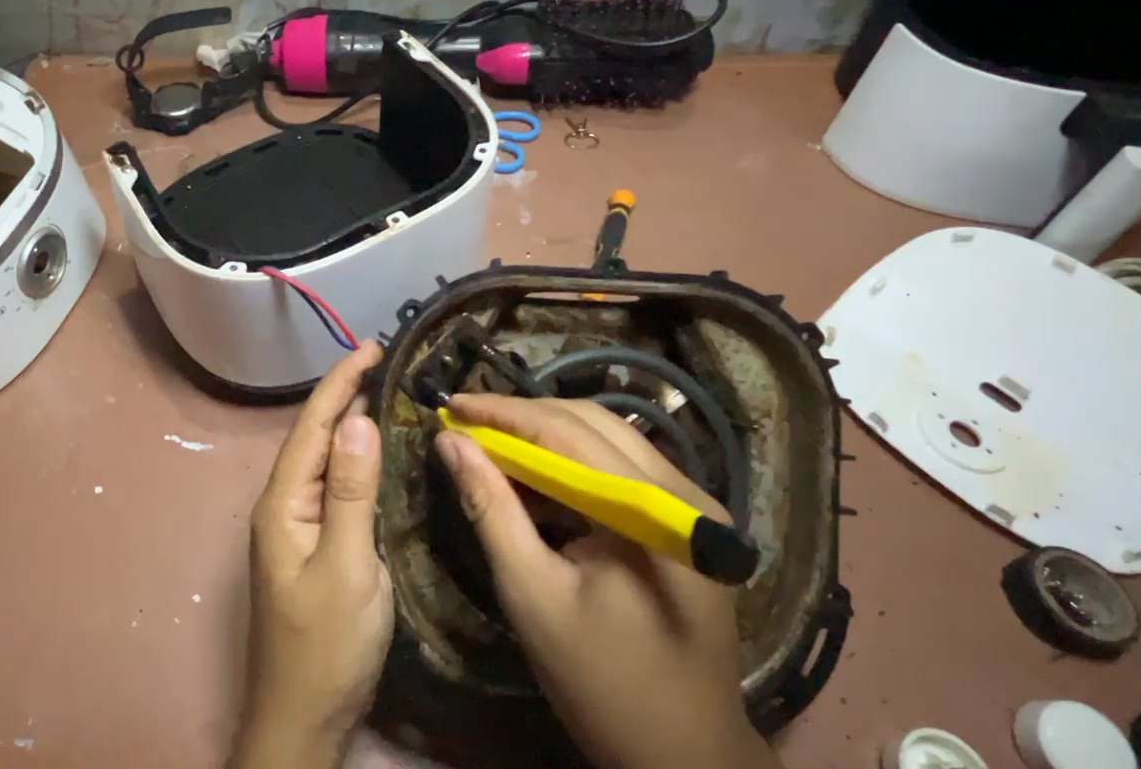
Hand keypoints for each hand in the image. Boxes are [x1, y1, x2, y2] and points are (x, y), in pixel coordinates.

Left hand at [232, 342, 392, 768]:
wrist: (301, 720)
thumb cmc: (325, 646)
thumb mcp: (346, 565)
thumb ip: (350, 492)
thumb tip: (357, 419)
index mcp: (281, 504)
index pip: (311, 427)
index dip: (340, 383)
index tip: (371, 346)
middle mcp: (281, 507)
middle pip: (313, 438)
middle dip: (344, 395)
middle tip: (385, 362)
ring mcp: (293, 529)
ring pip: (321, 461)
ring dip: (348, 424)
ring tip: (383, 392)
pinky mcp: (310, 547)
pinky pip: (331, 488)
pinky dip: (352, 461)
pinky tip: (373, 455)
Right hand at [433, 394, 778, 768]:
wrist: (683, 753)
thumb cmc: (601, 682)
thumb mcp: (532, 593)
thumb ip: (491, 509)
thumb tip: (450, 444)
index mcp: (654, 511)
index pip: (569, 432)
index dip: (504, 412)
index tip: (449, 405)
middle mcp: (685, 491)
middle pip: (593, 424)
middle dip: (523, 417)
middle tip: (464, 423)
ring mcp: (691, 505)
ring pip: (607, 440)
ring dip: (545, 435)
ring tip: (488, 442)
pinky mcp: (683, 522)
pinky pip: (619, 469)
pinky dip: (570, 464)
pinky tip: (530, 475)